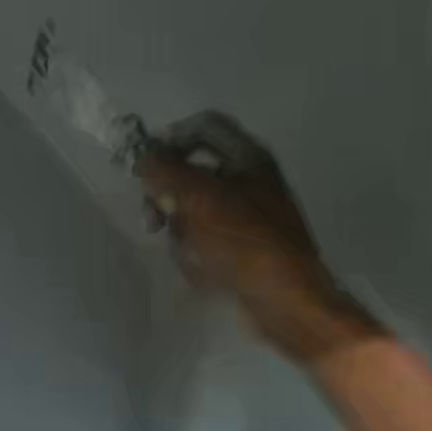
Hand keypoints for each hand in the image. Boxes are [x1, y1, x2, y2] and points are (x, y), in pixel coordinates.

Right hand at [137, 111, 384, 359]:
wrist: (286, 302)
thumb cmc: (245, 243)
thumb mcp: (200, 198)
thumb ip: (165, 170)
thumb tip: (144, 157)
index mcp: (249, 158)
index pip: (202, 128)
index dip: (170, 141)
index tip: (145, 168)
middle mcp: (251, 183)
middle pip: (193, 176)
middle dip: (172, 203)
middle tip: (153, 222)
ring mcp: (248, 220)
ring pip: (195, 216)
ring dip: (185, 238)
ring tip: (194, 257)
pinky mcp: (244, 252)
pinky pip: (206, 246)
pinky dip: (200, 260)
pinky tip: (207, 276)